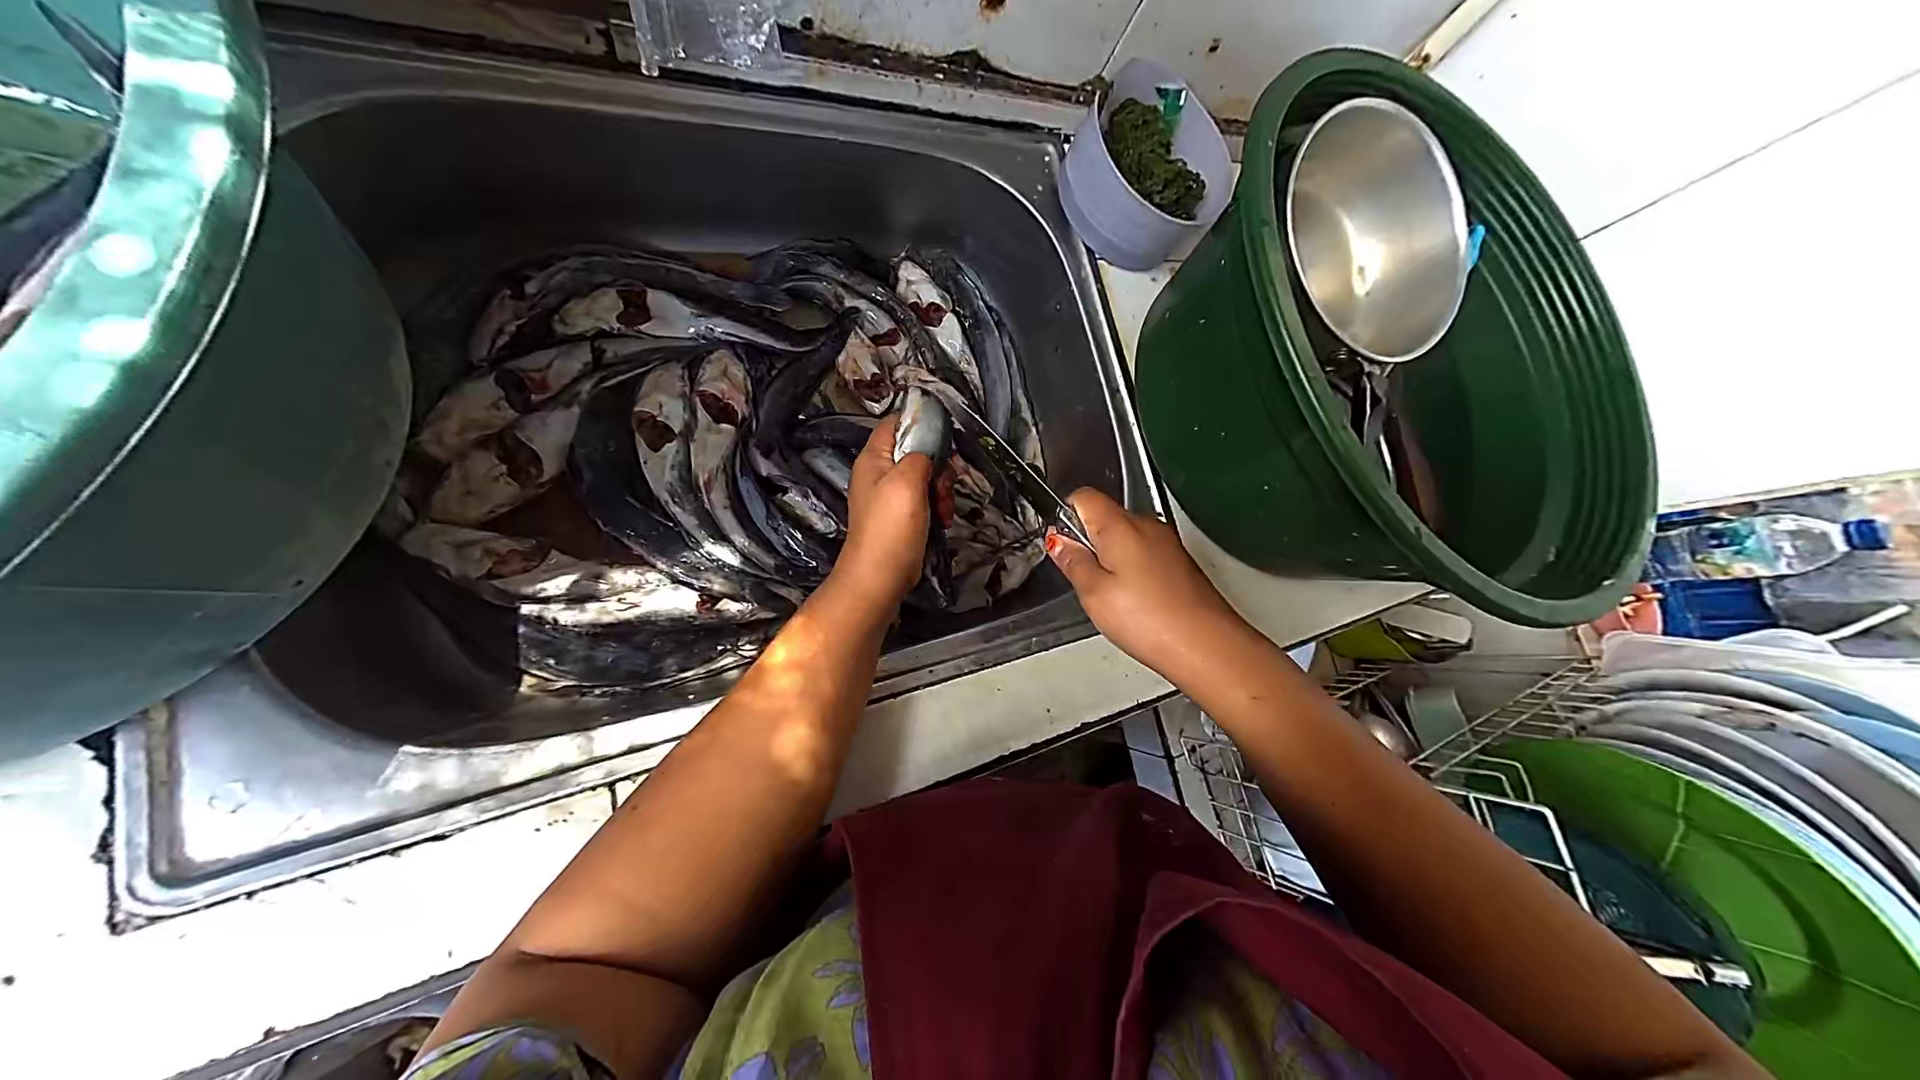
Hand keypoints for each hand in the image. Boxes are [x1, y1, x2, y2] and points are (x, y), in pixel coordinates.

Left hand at [831, 415, 932, 609]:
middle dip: (939, 464)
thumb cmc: (890, 529)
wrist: (879, 578)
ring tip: (944, 508)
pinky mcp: (900, 515)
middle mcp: (879, 472)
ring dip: (941, 488)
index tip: (945, 436)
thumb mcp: (907, 482)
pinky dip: (936, 505)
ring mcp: (889, 495)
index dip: (920, 423)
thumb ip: (919, 455)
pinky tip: (943, 519)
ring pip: (925, 476)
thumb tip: (928, 447)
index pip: (895, 422)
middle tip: (947, 481)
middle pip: (916, 450)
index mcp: (873, 458)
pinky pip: (924, 498)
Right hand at [1046, 488, 1256, 682]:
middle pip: (1104, 517)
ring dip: (1111, 561)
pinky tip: (1134, 603)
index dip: (1065, 518)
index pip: (1083, 496)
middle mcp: (1147, 525)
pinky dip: (1133, 574)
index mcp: (1120, 526)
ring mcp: (1166, 543)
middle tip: (1088, 582)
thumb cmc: (1154, 620)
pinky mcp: (1178, 562)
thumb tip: (1058, 542)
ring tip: (1114, 598)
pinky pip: (1145, 556)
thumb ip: (1072, 561)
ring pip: (1125, 539)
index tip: (1064, 548)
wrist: (1205, 644)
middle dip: (1088, 544)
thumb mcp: (1094, 594)